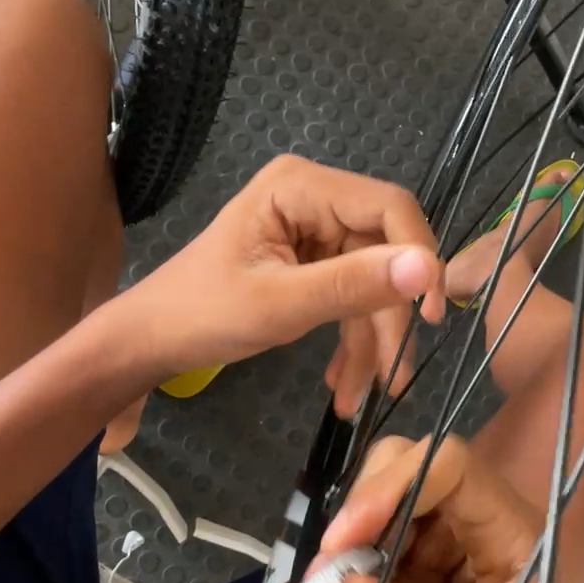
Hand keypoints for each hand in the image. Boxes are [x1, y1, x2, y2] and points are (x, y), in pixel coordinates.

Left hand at [115, 156, 445, 405]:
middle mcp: (316, 199)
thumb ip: (353, 285)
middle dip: (389, 319)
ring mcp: (315, 231)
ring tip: (365, 395)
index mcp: (302, 187)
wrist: (151, 340)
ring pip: (372, 284)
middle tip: (396, 377)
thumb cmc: (201, 314)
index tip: (432, 315)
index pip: (389, 208)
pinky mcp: (313, 262)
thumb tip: (429, 269)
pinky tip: (344, 383)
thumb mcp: (280, 304)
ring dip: (372, 341)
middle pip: (384, 253)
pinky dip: (352, 340)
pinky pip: (351, 297)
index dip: (420, 257)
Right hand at [304, 436, 583, 582]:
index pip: (453, 468)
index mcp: (516, 533)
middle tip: (326, 571)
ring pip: (384, 509)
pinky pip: (370, 550)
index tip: (341, 541)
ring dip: (348, 544)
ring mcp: (447, 554)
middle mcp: (481, 529)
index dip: (394, 487)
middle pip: (411, 473)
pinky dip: (344, 570)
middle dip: (364, 513)